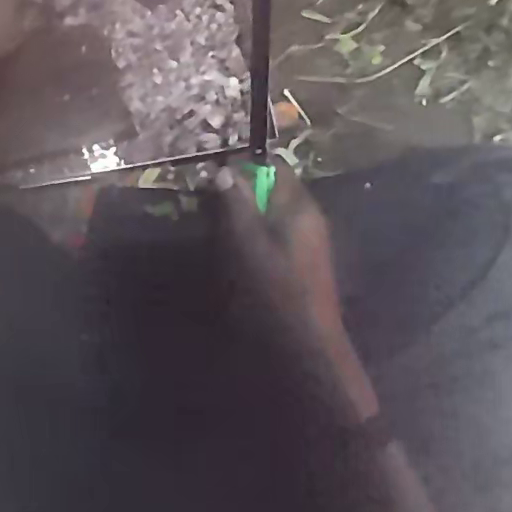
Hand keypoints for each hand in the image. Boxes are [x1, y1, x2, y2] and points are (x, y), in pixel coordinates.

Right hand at [217, 163, 343, 343]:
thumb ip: (235, 202)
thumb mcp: (246, 240)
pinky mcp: (299, 266)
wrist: (303, 346)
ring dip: (241, 218)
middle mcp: (307, 218)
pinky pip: (272, 238)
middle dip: (237, 194)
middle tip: (205, 207)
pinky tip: (231, 256)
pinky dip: (250, 239)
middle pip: (269, 190)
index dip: (243, 165)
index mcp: (299, 205)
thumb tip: (222, 168)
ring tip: (213, 232)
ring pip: (268, 215)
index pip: (274, 166)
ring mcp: (305, 243)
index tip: (211, 176)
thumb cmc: (273, 289)